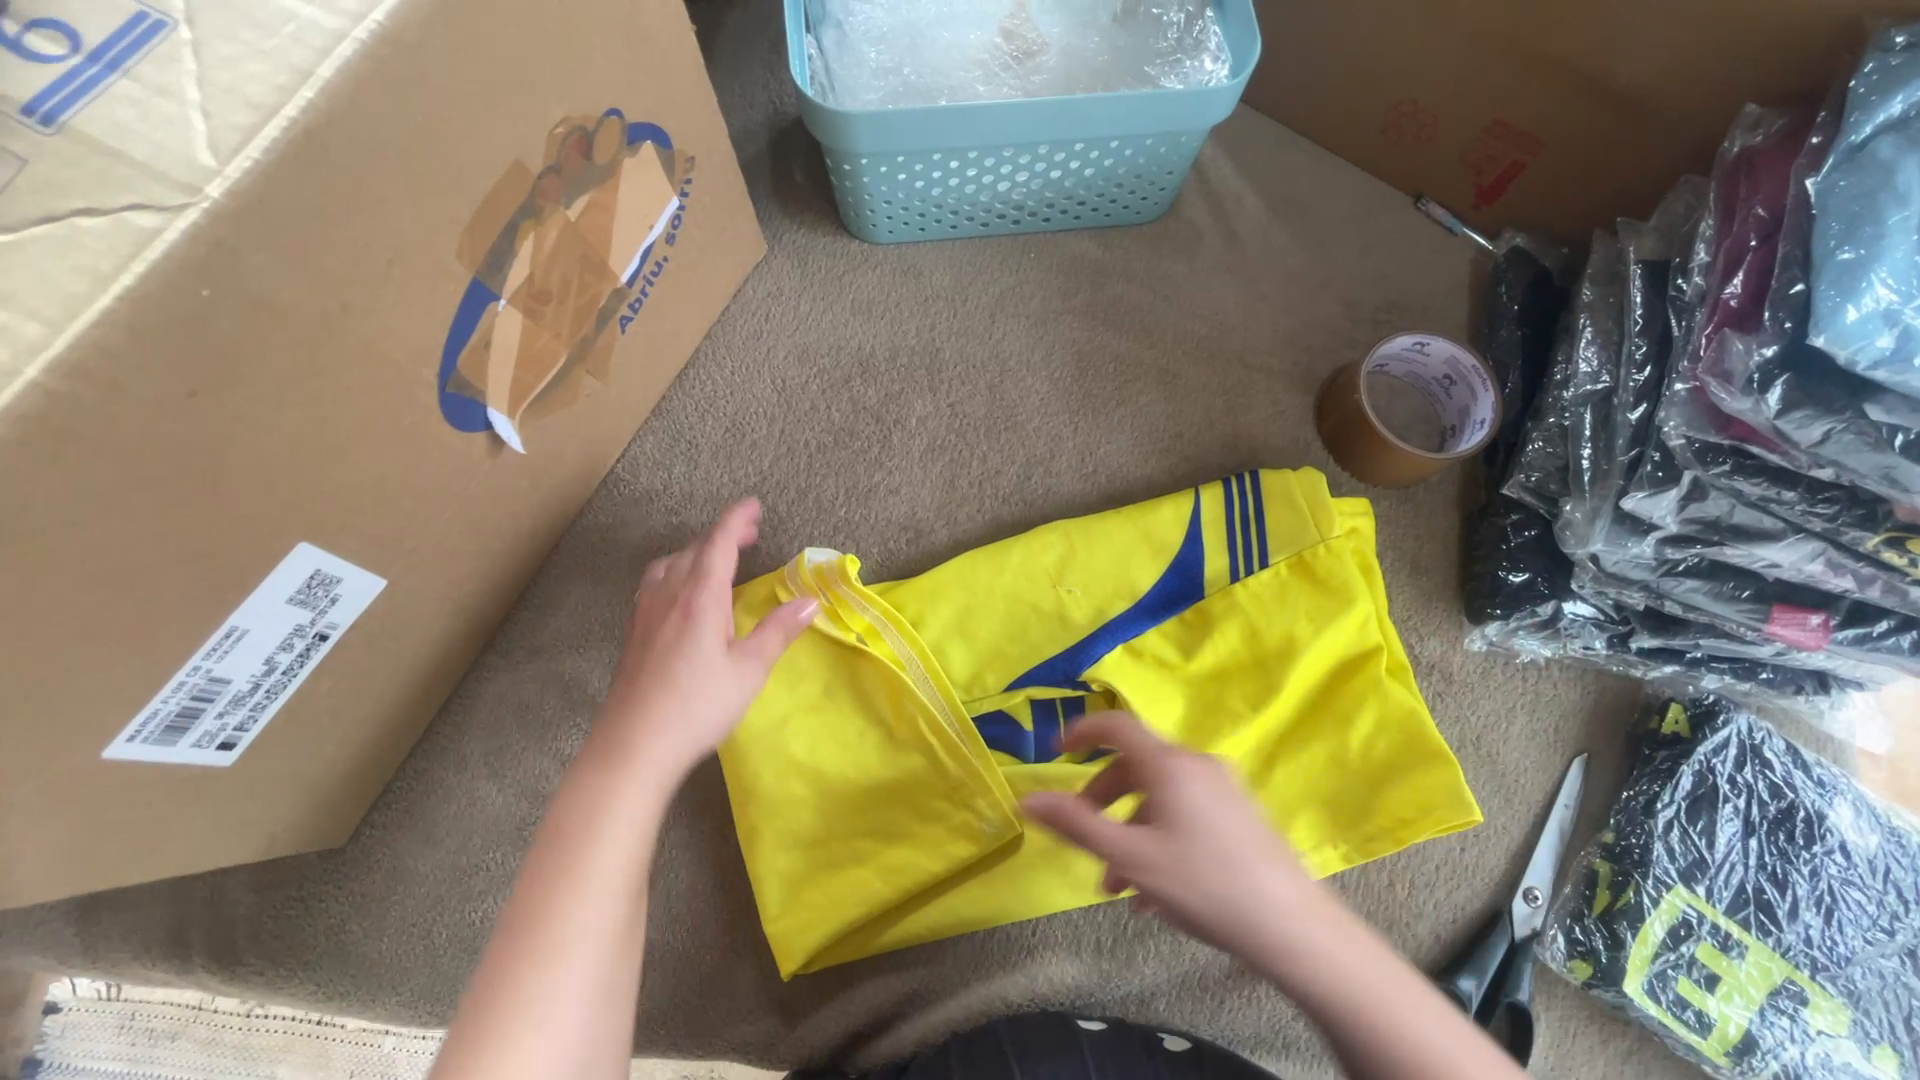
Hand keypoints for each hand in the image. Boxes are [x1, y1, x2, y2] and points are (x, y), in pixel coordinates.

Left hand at [597, 498, 818, 778]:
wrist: (633, 746)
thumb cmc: (697, 707)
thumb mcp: (748, 671)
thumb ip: (778, 631)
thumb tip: (810, 601)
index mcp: (700, 597)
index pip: (718, 543)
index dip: (736, 519)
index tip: (754, 505)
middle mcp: (669, 595)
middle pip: (694, 549)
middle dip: (722, 534)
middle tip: (750, 534)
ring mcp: (645, 612)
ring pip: (669, 564)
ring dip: (696, 552)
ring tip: (717, 559)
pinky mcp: (633, 632)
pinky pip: (654, 583)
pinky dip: (675, 571)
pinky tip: (680, 593)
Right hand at [1021, 712, 1321, 955]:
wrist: (1291, 927)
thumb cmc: (1202, 884)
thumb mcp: (1130, 857)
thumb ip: (1076, 825)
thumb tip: (1027, 799)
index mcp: (1170, 765)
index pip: (1117, 726)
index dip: (1081, 731)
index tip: (1054, 751)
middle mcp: (1197, 766)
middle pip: (1135, 768)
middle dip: (1102, 803)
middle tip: (1084, 840)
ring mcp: (1223, 790)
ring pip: (1159, 799)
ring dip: (1129, 834)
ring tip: (1118, 888)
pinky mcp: (1240, 815)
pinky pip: (1185, 815)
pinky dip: (1159, 841)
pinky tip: (1155, 895)